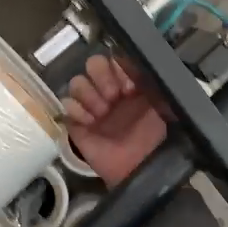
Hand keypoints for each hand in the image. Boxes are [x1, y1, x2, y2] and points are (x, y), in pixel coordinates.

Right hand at [63, 56, 166, 187]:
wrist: (140, 168)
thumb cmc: (154, 137)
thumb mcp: (162, 105)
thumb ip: (152, 83)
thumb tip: (141, 65)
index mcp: (129, 81)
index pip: (115, 59)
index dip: (119, 69)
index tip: (130, 88)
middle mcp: (108, 89)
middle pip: (93, 63)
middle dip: (102, 77)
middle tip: (114, 98)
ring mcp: (91, 105)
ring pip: (77, 81)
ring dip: (89, 94)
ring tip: (102, 114)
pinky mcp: (76, 123)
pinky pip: (65, 104)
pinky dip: (76, 110)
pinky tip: (90, 123)